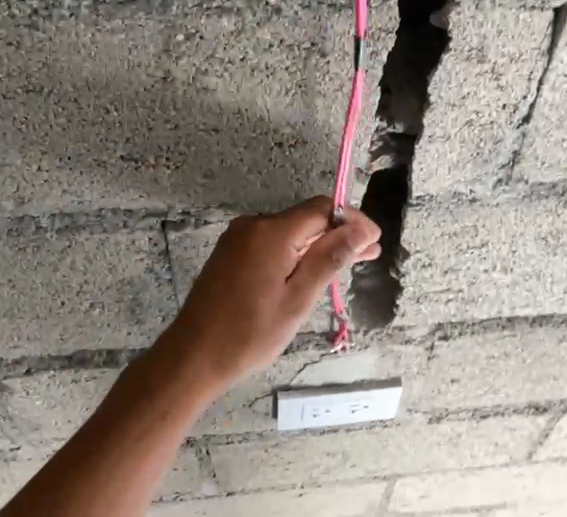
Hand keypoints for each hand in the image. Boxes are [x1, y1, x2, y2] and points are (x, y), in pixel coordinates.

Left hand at [155, 197, 382, 389]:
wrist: (193, 356)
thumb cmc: (249, 334)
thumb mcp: (298, 300)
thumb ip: (329, 259)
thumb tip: (360, 229)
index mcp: (272, 232)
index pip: (323, 209)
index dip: (352, 221)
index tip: (374, 242)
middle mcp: (254, 224)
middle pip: (307, 218)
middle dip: (339, 233)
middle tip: (369, 256)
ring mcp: (239, 236)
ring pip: (291, 230)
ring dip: (318, 244)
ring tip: (345, 266)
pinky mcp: (231, 251)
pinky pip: (272, 241)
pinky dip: (295, 251)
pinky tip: (310, 271)